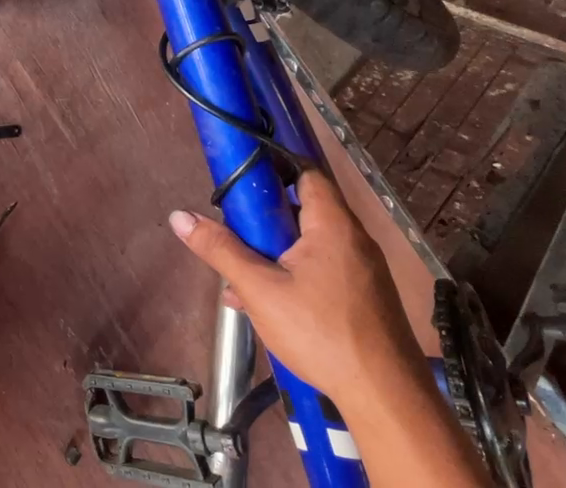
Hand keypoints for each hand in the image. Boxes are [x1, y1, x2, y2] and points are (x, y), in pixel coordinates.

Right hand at [169, 171, 424, 407]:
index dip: (273, 168)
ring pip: (307, 245)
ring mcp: (362, 272)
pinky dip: (290, 274)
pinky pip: (319, 270)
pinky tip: (262, 303)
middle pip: (301, 211)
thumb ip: (220, 250)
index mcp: (333, 227)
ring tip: (238, 275)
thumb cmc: (322, 332)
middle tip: (230, 232)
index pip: (306, 174)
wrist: (386, 398)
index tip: (239, 178)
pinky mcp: (363, 298)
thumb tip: (179, 217)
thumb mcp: (259, 289)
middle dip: (261, 221)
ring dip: (271, 253)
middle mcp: (353, 242)